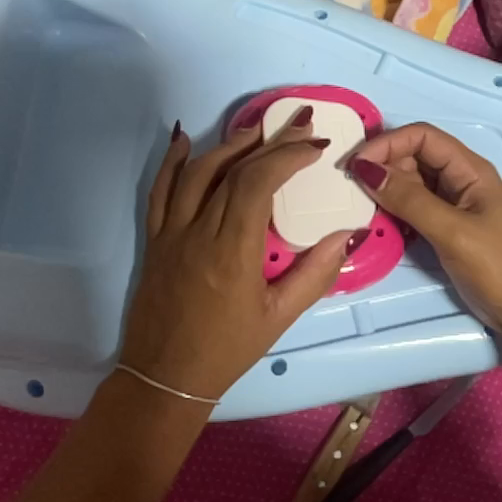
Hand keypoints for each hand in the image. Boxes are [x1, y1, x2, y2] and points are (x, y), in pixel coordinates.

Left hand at [119, 112, 353, 401]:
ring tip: (257, 128)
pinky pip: (158, 192)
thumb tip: (347, 235)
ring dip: (228, 145)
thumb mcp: (279, 317)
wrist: (164, 377)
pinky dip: (171, 162)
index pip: (257, 183)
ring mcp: (171, 234)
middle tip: (299, 124)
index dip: (287, 156)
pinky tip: (184, 139)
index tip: (315, 145)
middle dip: (270, 143)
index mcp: (232, 251)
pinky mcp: (155, 240)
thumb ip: (315, 273)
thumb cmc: (227, 350)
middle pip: (233, 171)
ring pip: (196, 173)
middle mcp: (198, 232)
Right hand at [347, 123, 501, 349]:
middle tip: (349, 188)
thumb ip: (410, 200)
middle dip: (383, 165)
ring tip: (358, 205)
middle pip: (414, 156)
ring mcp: (455, 206)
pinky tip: (379, 224)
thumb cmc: (501, 269)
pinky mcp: (449, 230)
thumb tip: (366, 169)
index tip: (355, 165)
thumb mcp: (453, 232)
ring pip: (412, 183)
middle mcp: (461, 181)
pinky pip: (415, 209)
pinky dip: (395, 211)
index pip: (422, 136)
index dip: (387, 143)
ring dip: (386, 189)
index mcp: (470, 170)